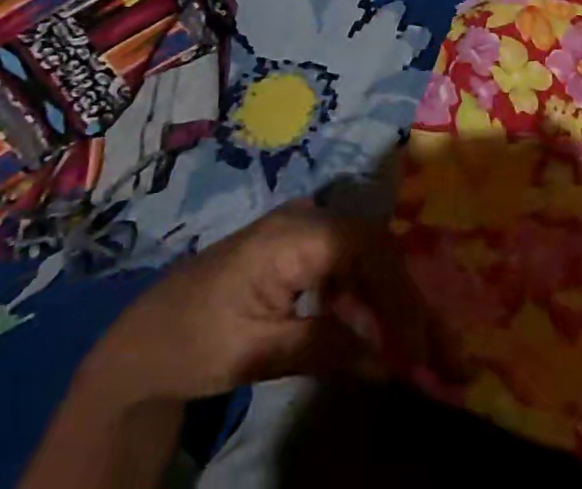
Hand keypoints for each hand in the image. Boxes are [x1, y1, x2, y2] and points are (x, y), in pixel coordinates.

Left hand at [79, 202, 434, 402]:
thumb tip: (388, 361)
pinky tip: (388, 334)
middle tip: (439, 354)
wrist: (142, 341)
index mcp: (294, 235)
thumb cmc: (191, 342)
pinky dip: (376, 302)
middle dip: (411, 303)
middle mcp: (311, 220)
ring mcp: (312, 231)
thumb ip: (325, 347)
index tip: (414, 349)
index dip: (400, 296)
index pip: (370, 251)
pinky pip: (357, 270)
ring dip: (400, 305)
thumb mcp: (256, 352)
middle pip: (381, 253)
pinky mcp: (310, 251)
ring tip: (426, 349)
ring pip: (375, 262)